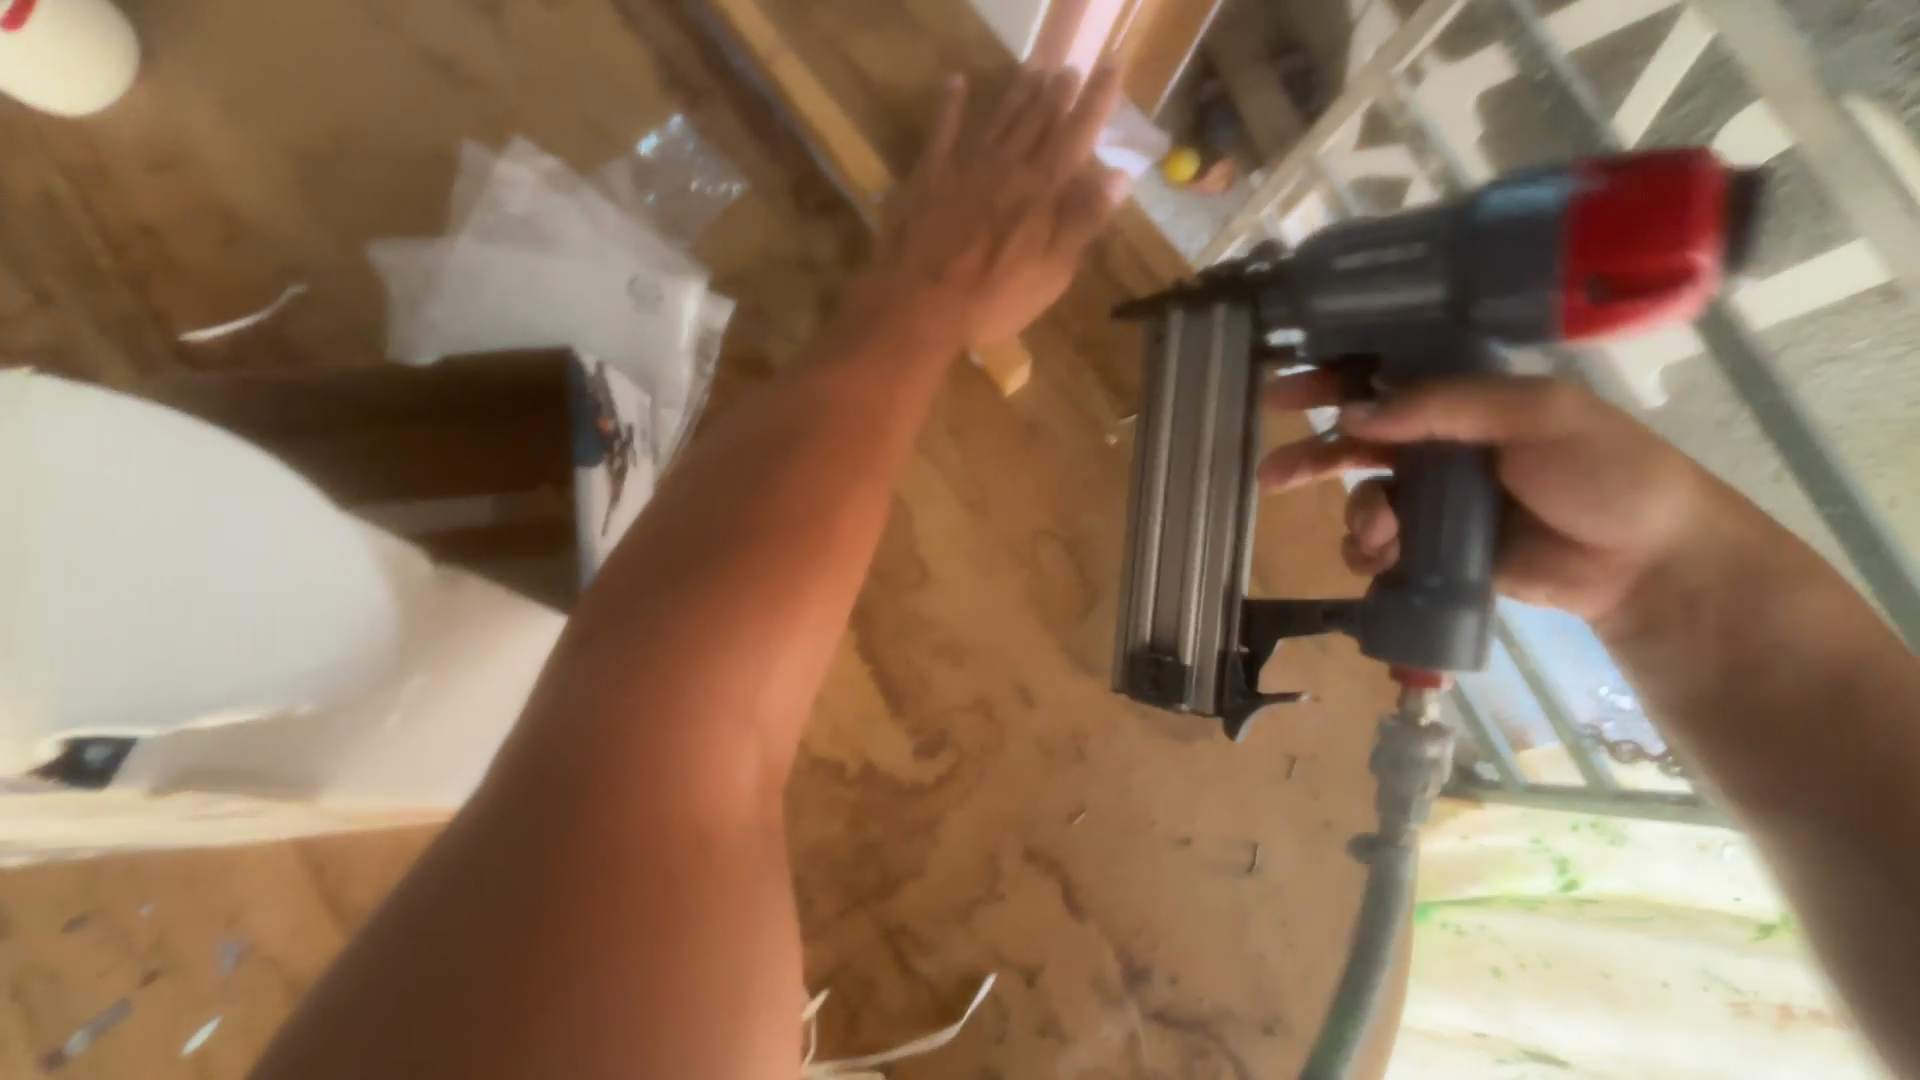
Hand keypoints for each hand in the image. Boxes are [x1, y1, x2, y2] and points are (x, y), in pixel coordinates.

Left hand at [851, 63, 1131, 349]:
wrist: (918, 305)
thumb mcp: (1052, 272)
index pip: (1077, 132)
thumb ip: (1083, 221)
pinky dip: (951, 104)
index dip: (1096, 99)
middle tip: (1069, 68)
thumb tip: (1118, 176)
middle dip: (1057, 92)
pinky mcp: (929, 174)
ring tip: (1035, 69)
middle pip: (1038, 118)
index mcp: (1042, 189)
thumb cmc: (993, 299)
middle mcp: (1007, 165)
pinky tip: (956, 83)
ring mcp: (965, 165)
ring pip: (1000, 118)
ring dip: (1019, 92)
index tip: (1110, 67)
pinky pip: (943, 128)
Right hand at [1258, 373, 1725, 625]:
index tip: (1282, 391)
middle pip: (1355, 443)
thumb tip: (1352, 415)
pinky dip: (1367, 554)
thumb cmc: (1603, 471)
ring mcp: (1433, 500)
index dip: (1330, 382)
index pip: (1382, 380)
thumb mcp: (1535, 414)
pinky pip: (1379, 548)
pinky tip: (1378, 561)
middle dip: (1310, 457)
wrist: (1644, 560)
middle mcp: (1438, 446)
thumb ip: (1444, 406)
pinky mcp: (1432, 549)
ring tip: (1376, 536)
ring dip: (1356, 516)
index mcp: (1462, 401)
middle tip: (1273, 474)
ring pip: (1362, 499)